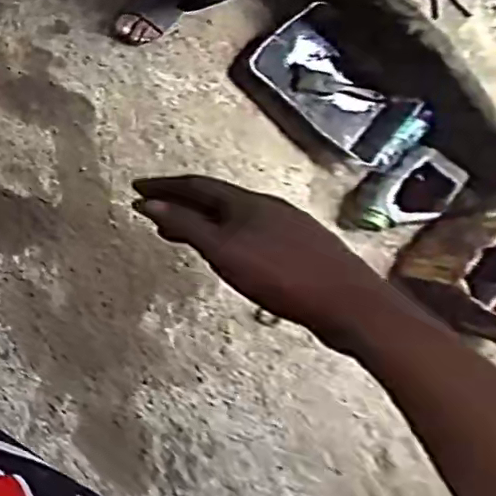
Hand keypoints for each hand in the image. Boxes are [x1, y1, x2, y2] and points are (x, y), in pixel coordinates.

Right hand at [132, 175, 409, 351]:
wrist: (359, 311)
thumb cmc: (281, 276)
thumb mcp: (221, 249)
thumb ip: (182, 224)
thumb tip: (148, 203)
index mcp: (249, 202)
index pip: (196, 185)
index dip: (164, 186)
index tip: (137, 188)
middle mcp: (271, 207)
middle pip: (216, 198)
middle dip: (180, 201)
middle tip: (152, 207)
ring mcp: (293, 227)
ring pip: (236, 216)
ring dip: (203, 220)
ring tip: (179, 232)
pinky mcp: (307, 249)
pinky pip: (254, 231)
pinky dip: (227, 233)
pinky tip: (226, 250)